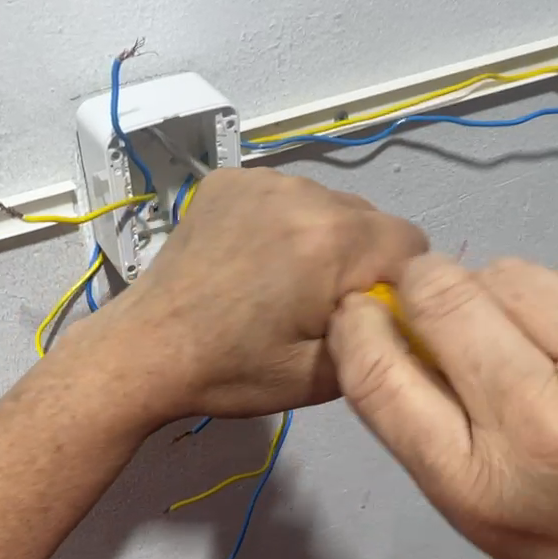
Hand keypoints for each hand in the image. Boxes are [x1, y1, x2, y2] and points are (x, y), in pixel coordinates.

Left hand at [64, 168, 426, 423]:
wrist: (145, 350)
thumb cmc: (231, 371)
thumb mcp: (322, 377)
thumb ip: (382, 338)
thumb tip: (402, 312)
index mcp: (333, 239)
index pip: (412, 249)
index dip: (395, 290)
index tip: (358, 318)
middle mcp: (303, 193)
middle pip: (370, 222)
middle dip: (357, 262)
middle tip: (313, 306)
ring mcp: (260, 181)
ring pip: (327, 205)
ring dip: (319, 238)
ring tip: (276, 283)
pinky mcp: (227, 182)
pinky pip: (283, 195)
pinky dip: (279, 222)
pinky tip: (250, 259)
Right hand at [327, 255, 557, 558]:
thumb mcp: (516, 538)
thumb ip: (449, 445)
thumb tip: (409, 353)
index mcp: (485, 489)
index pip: (379, 376)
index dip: (356, 328)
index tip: (358, 310)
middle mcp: (545, 419)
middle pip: (442, 300)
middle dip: (424, 285)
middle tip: (435, 295)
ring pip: (515, 273)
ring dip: (499, 288)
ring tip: (529, 324)